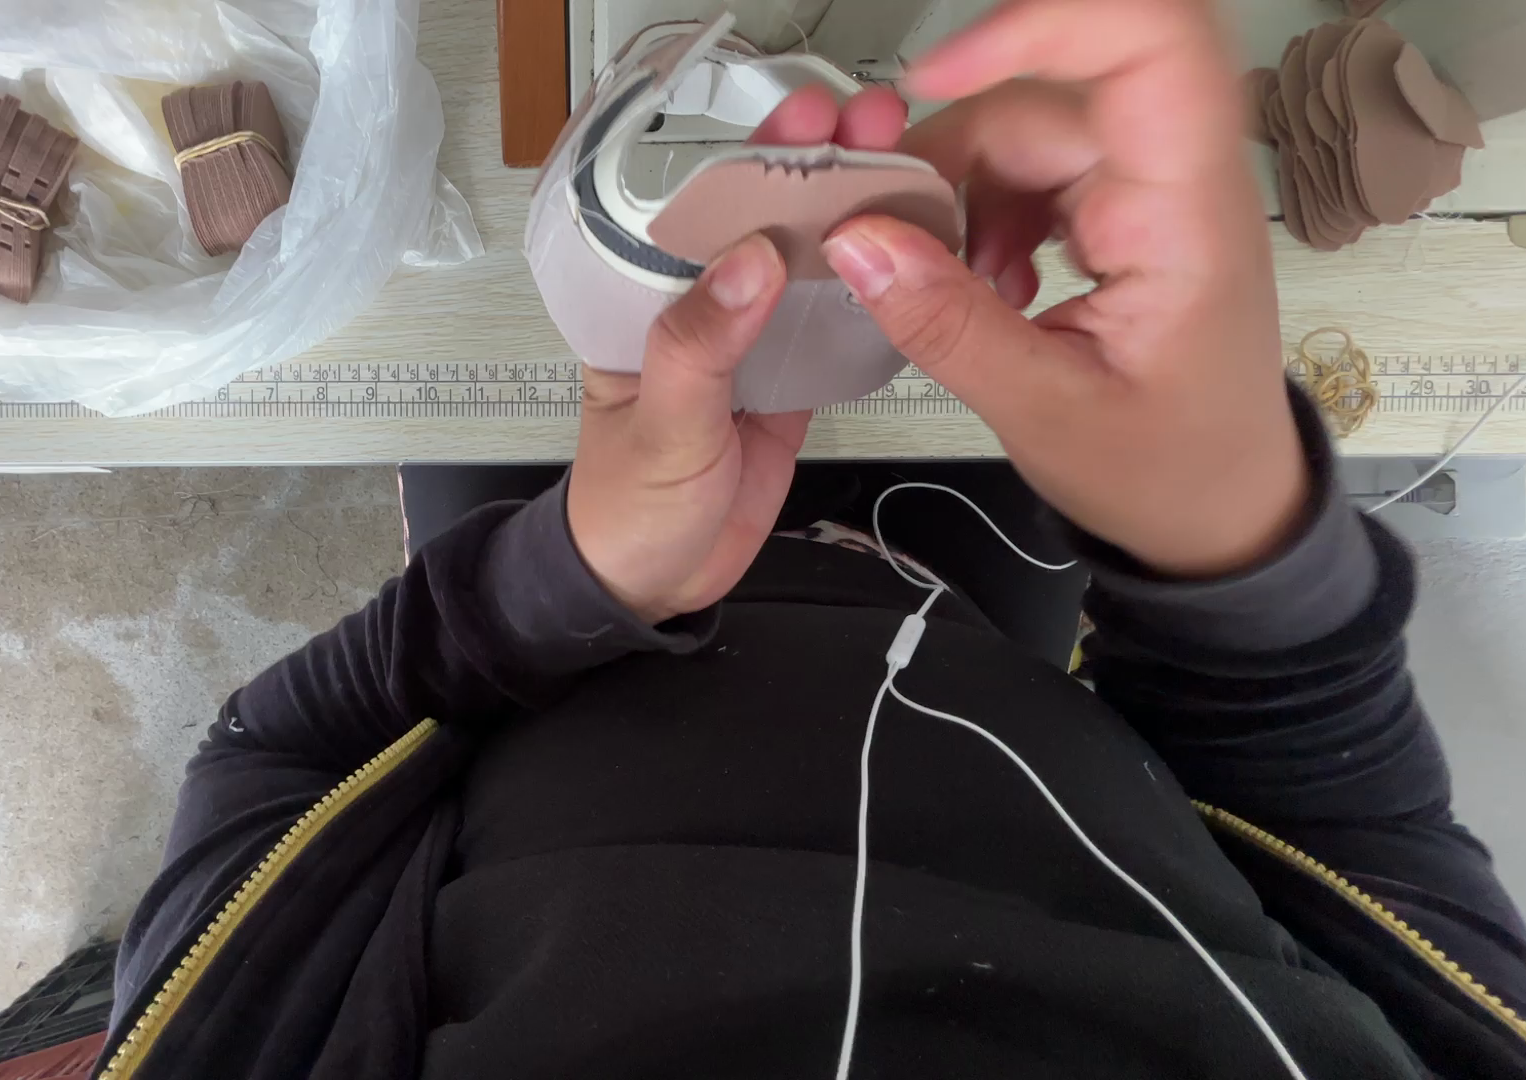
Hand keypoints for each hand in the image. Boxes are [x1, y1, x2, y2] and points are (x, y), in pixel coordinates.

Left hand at [567, 86, 908, 622]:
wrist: (653, 583)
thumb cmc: (625, 510)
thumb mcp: (658, 431)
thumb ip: (696, 349)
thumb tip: (748, 260)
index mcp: (643, 318)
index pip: (692, 222)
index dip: (745, 167)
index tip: (797, 128)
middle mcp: (696, 324)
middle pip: (755, 236)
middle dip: (806, 179)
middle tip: (865, 131)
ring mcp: (745, 356)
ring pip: (798, 279)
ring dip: (841, 231)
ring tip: (898, 175)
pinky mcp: (781, 392)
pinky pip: (825, 336)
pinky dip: (861, 307)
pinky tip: (901, 270)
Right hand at [822, 0, 1307, 577]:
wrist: (1209, 506)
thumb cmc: (1158, 465)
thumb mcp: (1038, 406)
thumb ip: (944, 324)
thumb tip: (857, 243)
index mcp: (1185, 216)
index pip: (1148, 48)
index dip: (1040, 27)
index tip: (928, 78)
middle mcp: (1168, 185)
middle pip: (1048, 105)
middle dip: (950, 161)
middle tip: (890, 242)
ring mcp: (1139, 202)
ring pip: (1026, 145)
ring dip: (958, 203)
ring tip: (943, 286)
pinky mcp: (1111, 227)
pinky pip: (1025, 188)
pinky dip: (976, 227)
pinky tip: (975, 288)